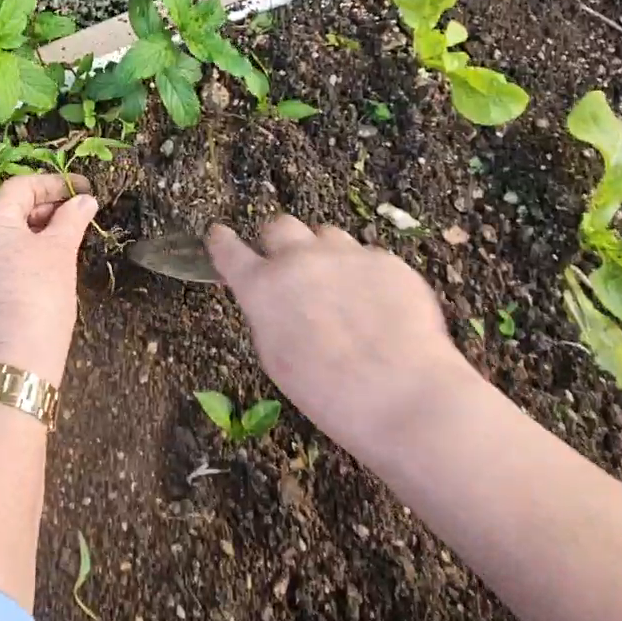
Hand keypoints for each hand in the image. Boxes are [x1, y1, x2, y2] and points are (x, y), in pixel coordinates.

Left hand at [0, 174, 96, 385]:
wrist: (13, 353)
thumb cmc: (38, 294)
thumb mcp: (60, 250)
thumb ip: (72, 219)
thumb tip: (84, 201)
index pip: (21, 187)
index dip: (54, 184)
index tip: (83, 189)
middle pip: (10, 208)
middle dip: (46, 207)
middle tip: (79, 213)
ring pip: (4, 232)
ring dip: (35, 229)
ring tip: (67, 235)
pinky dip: (21, 249)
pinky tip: (46, 259)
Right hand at [207, 216, 477, 455]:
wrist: (402, 395)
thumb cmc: (327, 391)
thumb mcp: (275, 356)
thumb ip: (267, 313)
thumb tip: (273, 299)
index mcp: (262, 286)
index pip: (228, 249)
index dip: (222, 242)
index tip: (219, 236)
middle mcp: (298, 259)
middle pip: (279, 226)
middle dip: (279, 242)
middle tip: (289, 267)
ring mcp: (345, 255)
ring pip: (325, 236)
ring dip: (324, 255)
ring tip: (339, 289)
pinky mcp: (385, 261)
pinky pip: (366, 256)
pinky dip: (364, 274)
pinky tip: (377, 307)